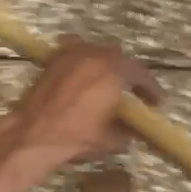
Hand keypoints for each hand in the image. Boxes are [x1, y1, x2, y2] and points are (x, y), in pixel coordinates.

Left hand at [4, 40, 161, 168]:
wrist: (34, 133)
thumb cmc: (77, 136)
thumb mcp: (110, 140)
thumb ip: (126, 133)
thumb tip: (131, 132)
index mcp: (114, 72)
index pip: (141, 74)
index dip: (150, 88)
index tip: (155, 102)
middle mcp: (95, 56)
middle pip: (118, 57)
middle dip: (126, 72)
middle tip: (130, 90)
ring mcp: (71, 55)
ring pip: (95, 50)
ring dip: (104, 63)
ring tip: (106, 80)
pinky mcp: (53, 60)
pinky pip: (73, 51)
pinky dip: (81, 58)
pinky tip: (81, 71)